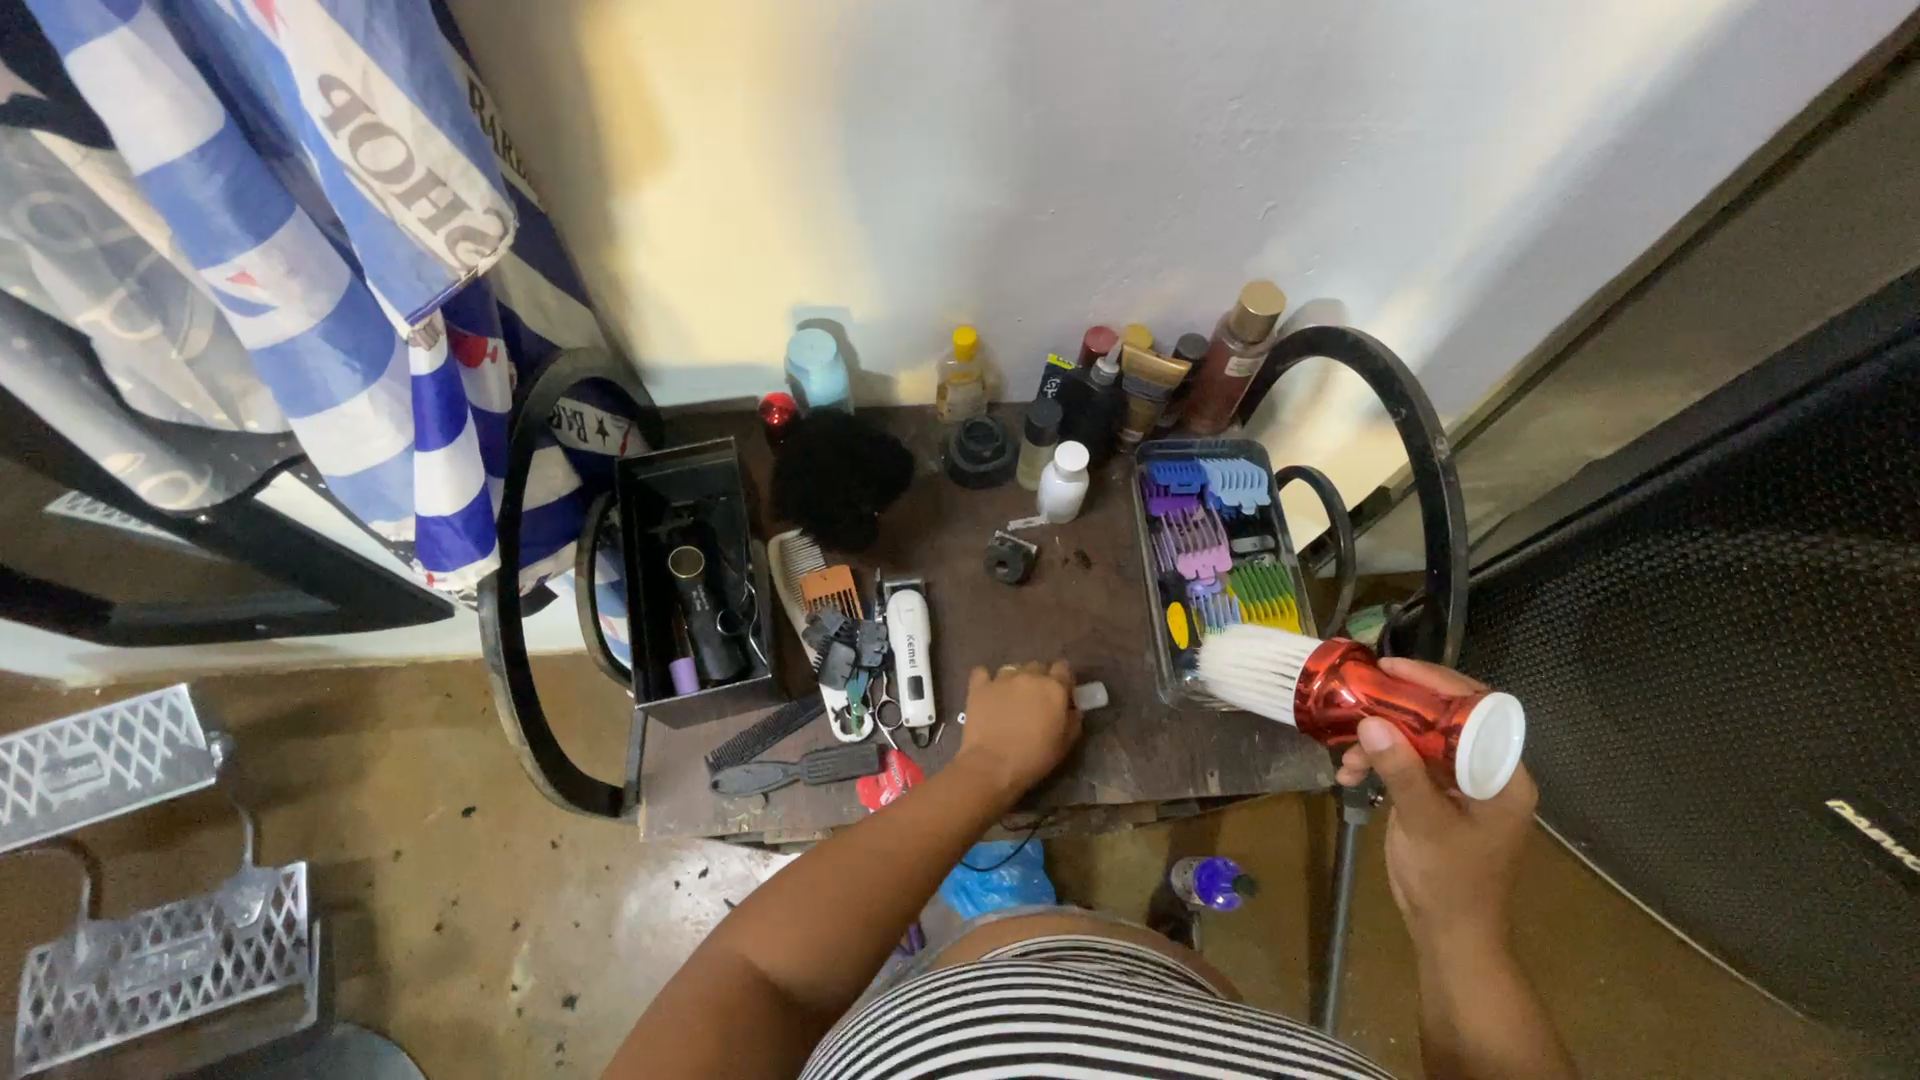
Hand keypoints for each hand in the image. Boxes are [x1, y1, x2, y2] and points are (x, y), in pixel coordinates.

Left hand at [955, 660, 1081, 801]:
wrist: (992, 765)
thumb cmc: (1034, 758)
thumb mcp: (1064, 745)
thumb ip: (1073, 721)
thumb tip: (1073, 709)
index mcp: (1053, 688)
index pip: (1063, 668)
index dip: (1062, 680)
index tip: (1060, 693)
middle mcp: (1029, 676)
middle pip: (1037, 667)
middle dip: (1038, 679)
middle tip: (1035, 700)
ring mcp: (1002, 679)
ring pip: (1012, 669)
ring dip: (1015, 680)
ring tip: (1010, 699)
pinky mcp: (979, 686)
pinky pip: (982, 673)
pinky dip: (986, 680)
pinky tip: (987, 693)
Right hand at [1336, 657, 1536, 962]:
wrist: (1448, 932)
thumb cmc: (1450, 882)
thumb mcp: (1425, 824)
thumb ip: (1402, 771)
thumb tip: (1371, 721)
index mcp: (1502, 775)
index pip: (1478, 710)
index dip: (1436, 684)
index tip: (1392, 669)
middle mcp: (1485, 771)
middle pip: (1444, 717)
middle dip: (1398, 707)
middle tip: (1359, 692)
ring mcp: (1459, 782)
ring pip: (1418, 737)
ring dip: (1380, 739)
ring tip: (1346, 754)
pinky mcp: (1435, 794)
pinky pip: (1406, 760)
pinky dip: (1377, 760)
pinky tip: (1349, 773)